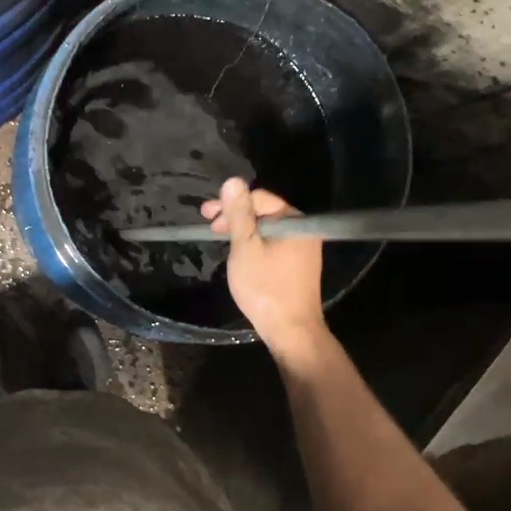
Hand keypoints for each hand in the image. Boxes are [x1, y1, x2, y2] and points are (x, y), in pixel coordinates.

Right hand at [203, 177, 325, 355]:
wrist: (291, 330)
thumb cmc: (265, 288)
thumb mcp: (245, 247)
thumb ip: (238, 214)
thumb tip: (232, 181)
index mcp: (294, 221)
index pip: (259, 198)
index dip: (230, 204)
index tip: (206, 215)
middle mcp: (304, 230)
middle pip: (264, 213)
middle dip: (235, 217)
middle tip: (210, 228)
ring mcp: (303, 249)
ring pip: (267, 230)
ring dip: (242, 232)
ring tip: (222, 242)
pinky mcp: (299, 265)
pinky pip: (273, 245)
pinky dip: (254, 245)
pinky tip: (240, 256)